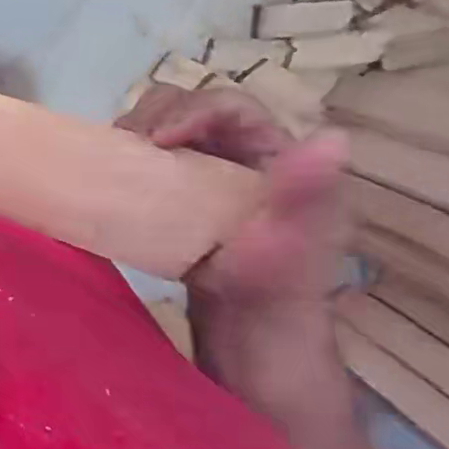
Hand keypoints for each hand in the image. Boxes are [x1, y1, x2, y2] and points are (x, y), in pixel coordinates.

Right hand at [116, 84, 349, 378]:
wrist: (249, 341)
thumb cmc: (273, 294)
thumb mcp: (292, 246)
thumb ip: (306, 194)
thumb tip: (333, 137)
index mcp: (275, 154)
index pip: (231, 107)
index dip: (191, 110)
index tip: (157, 140)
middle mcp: (241, 154)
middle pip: (194, 107)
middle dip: (156, 115)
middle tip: (127, 142)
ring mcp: (209, 173)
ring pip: (170, 128)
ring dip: (140, 133)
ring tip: (117, 153)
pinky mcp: (183, 195)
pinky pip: (153, 159)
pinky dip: (132, 157)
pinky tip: (115, 174)